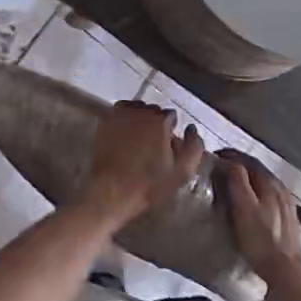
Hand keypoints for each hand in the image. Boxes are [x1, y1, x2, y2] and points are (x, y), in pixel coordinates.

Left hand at [78, 101, 203, 224]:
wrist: (113, 191)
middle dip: (157, 124)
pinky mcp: (106, 121)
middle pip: (153, 110)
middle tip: (155, 145)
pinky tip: (125, 135)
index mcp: (160, 121)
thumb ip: (194, 147)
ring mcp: (121, 114)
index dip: (172, 131)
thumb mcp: (181, 171)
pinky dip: (125, 119)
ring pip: (137, 109)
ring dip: (141, 119)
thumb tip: (192, 128)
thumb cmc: (149, 184)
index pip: (171, 116)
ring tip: (140, 140)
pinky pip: (120, 112)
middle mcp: (140, 112)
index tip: (169, 146)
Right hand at [222, 152, 300, 278]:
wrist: (285, 271)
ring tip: (230, 184)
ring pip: (263, 181)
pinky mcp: (288, 217)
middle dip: (237, 165)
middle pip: (256, 169)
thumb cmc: (259, 240)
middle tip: (218, 170)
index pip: (247, 159)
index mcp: (269, 182)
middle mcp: (280, 187)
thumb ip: (237, 180)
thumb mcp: (243, 207)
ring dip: (247, 178)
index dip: (229, 155)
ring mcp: (286, 202)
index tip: (213, 158)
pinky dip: (256, 191)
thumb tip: (229, 161)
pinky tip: (249, 201)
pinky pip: (268, 195)